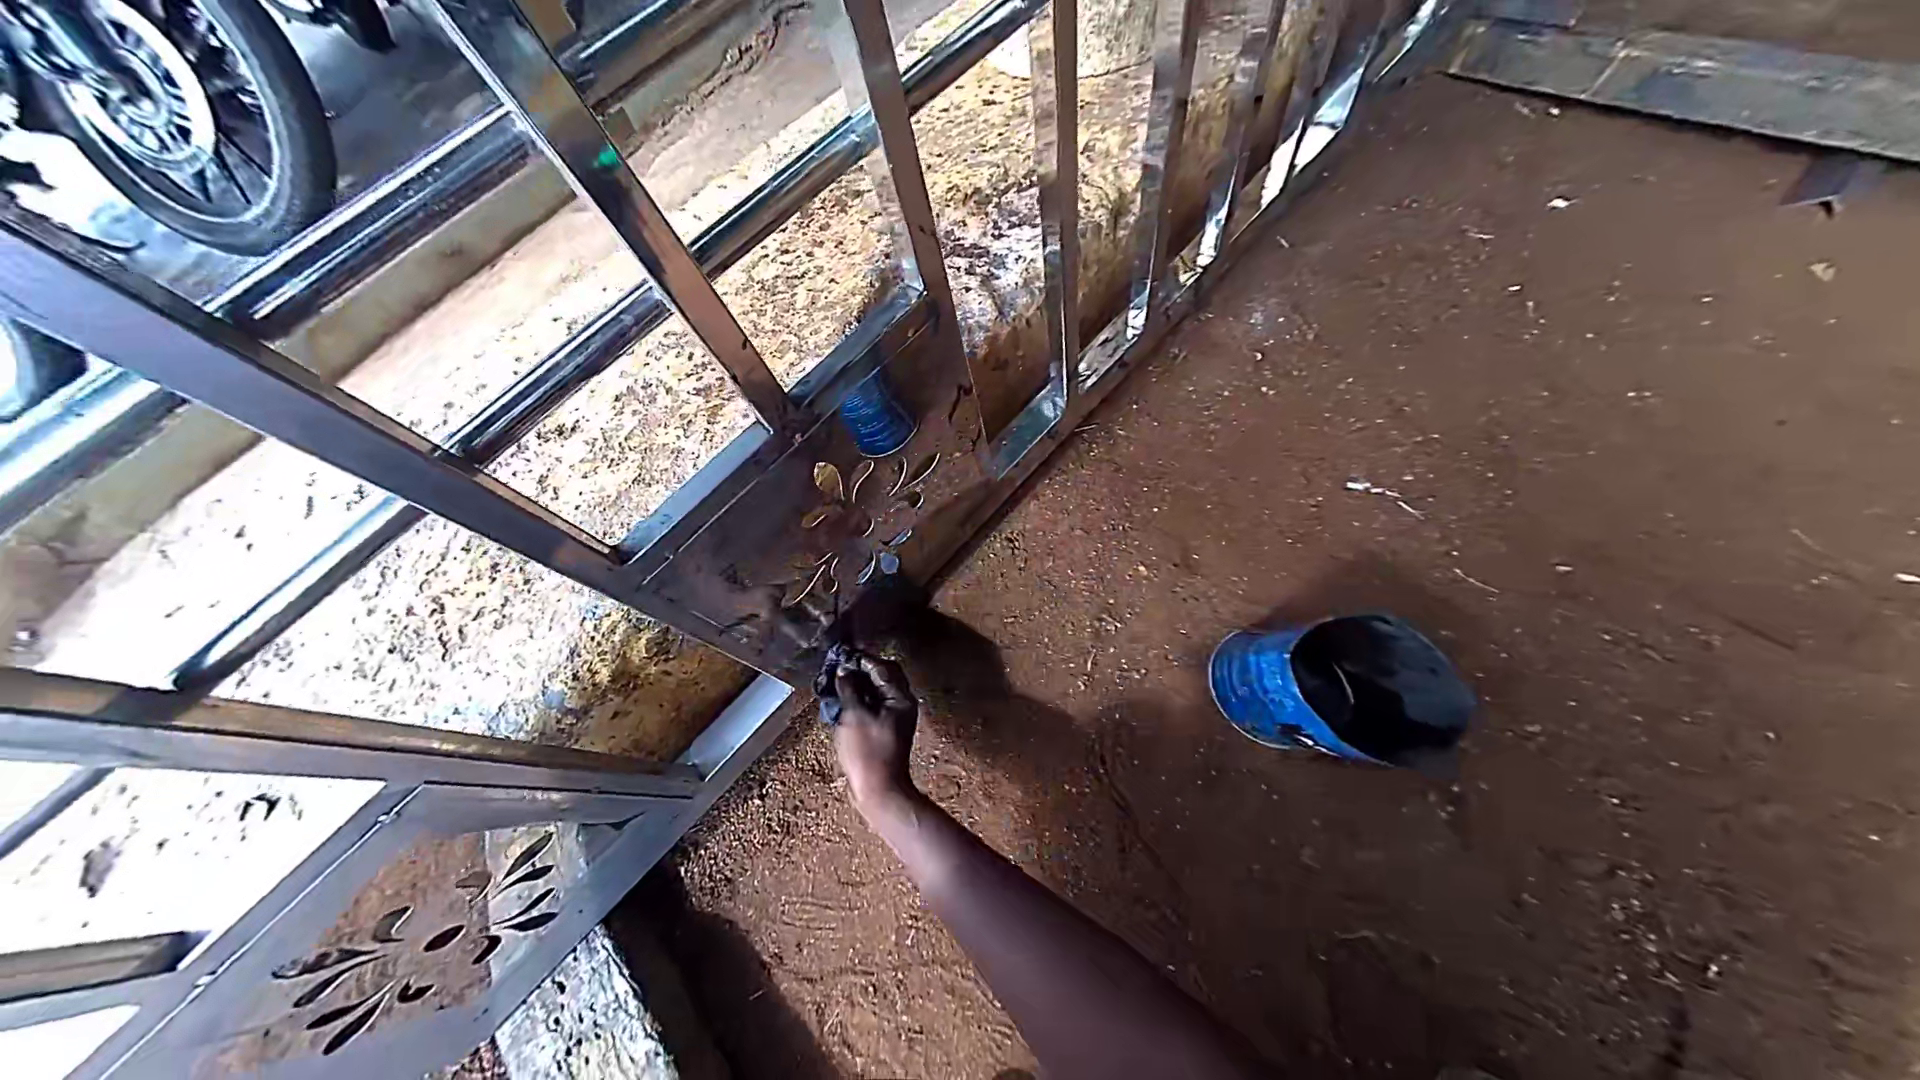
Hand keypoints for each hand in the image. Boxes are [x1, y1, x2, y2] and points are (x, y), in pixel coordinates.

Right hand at [830, 654, 918, 810]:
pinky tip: (844, 697)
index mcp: (901, 698)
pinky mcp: (887, 727)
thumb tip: (844, 669)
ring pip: (879, 689)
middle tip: (840, 666)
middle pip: (884, 676)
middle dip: (862, 669)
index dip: (862, 659)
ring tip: (838, 679)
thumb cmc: (867, 752)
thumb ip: (849, 689)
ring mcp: (896, 716)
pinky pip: (875, 703)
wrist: (879, 789)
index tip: (842, 654)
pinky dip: (861, 697)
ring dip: (860, 682)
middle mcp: (903, 703)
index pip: (882, 668)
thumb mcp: (854, 716)